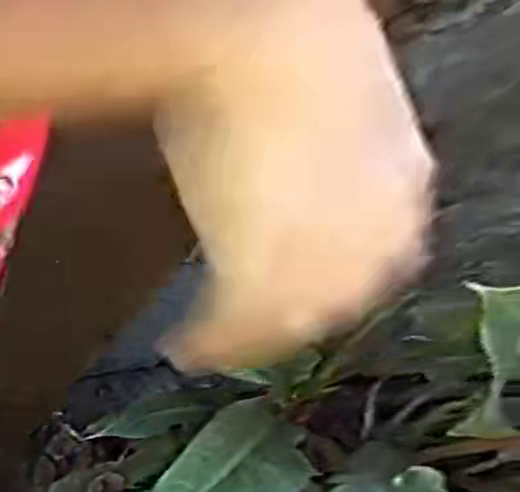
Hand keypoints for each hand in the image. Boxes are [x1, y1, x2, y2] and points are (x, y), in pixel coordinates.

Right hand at [158, 0, 431, 370]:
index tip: (277, 318)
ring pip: (285, 325)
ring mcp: (314, 244)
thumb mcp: (323, 127)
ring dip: (237, 347)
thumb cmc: (281, 71)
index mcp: (396, 189)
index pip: (373, 269)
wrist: (251, 55)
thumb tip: (283, 213)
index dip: (326, 302)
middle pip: (331, 307)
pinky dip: (205, 343)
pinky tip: (178, 345)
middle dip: (276, 336)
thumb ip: (316, 177)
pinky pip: (235, 323)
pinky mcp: (256, 260)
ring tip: (196, 354)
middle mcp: (370, 225)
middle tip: (227, 349)